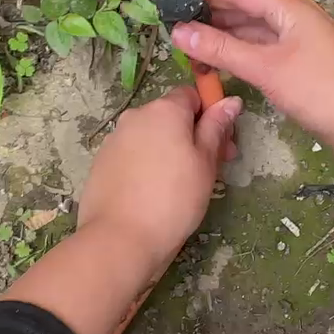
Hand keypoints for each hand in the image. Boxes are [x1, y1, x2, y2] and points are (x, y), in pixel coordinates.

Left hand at [78, 86, 241, 258]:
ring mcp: (115, 138)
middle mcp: (136, 116)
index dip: (211, 115)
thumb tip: (231, 100)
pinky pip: (133, 153)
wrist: (120, 238)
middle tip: (211, 169)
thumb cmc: (174, 198)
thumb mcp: (205, 162)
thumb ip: (217, 127)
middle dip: (193, 135)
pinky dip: (148, 164)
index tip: (223, 144)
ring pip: (152, 136)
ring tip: (182, 185)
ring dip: (170, 150)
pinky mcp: (102, 162)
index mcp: (164, 110)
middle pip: (171, 115)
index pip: (192, 95)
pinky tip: (155, 192)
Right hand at [173, 0, 333, 156]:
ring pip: (255, 36)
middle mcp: (294, 23)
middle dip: (214, 19)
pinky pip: (263, 56)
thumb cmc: (318, 89)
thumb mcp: (265, 67)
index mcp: (289, 11)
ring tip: (191, 48)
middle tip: (177, 27)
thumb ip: (222, 49)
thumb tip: (180, 32)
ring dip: (226, 40)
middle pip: (248, 13)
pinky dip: (241, 58)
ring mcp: (299, 47)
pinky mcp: (300, 71)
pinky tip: (221, 67)